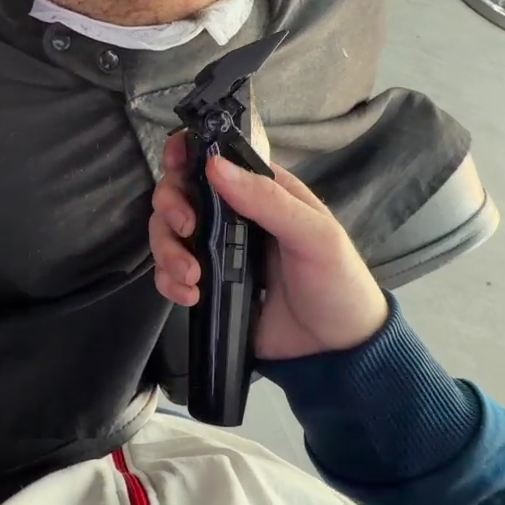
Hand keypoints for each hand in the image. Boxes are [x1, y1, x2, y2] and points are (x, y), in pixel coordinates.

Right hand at [149, 132, 388, 359]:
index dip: (185, 153)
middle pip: (177, 194)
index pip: (214, 159)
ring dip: (167, 251)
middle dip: (170, 209)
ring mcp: (214, 250)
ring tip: (191, 277)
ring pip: (166, 233)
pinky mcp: (205, 284)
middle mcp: (229, 215)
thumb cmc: (338, 281)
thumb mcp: (315, 235)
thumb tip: (215, 166)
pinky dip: (169, 281)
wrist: (337, 351)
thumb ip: (267, 199)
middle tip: (186, 229)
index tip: (174, 163)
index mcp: (259, 191)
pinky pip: (169, 273)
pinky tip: (190, 295)